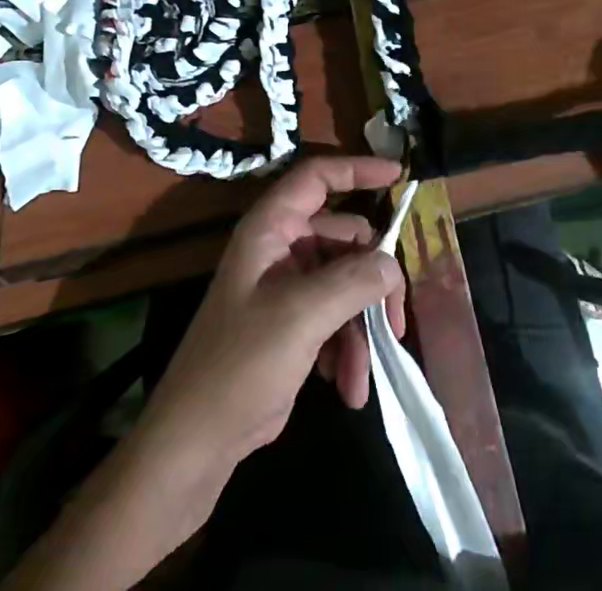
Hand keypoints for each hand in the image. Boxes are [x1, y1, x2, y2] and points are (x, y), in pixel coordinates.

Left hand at [135, 156, 406, 480]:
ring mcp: (288, 286)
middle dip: (374, 281)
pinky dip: (349, 347)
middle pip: (345, 239)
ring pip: (347, 283)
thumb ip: (352, 281)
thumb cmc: (242, 361)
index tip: (399, 174)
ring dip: (362, 327)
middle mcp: (280, 249)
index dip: (357, 169)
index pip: (316, 178)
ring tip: (365, 373)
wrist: (202, 432)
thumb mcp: (301, 316)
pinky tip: (349, 386)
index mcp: (270, 230)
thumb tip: (391, 262)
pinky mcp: (295, 321)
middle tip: (395, 321)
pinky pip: (337, 316)